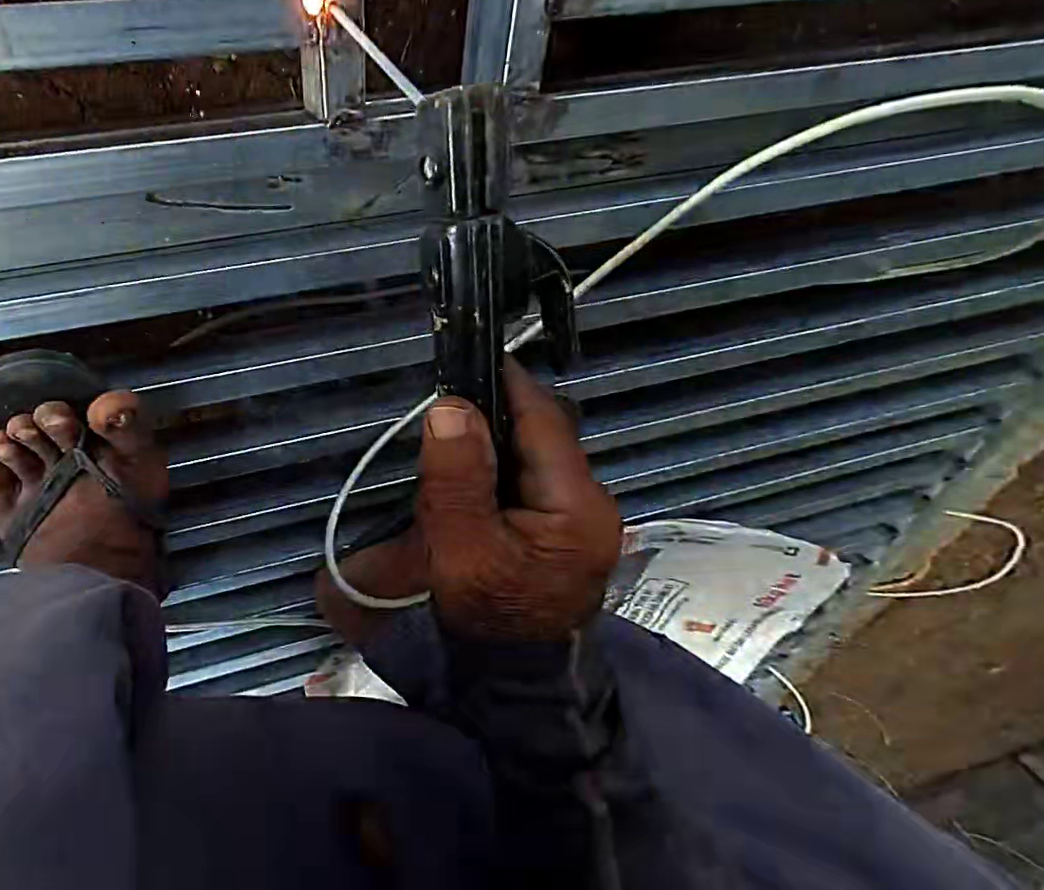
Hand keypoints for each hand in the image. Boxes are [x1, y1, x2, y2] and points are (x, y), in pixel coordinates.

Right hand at [417, 361, 621, 641]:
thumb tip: (451, 407)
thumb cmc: (486, 619)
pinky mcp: (567, 524)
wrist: (511, 684)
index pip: (544, 420)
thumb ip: (456, 478)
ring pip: (539, 449)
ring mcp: (583, 514)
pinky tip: (474, 475)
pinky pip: (535, 474)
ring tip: (456, 438)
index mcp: (577, 506)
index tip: (470, 358)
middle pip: (545, 430)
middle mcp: (592, 501)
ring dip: (498, 438)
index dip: (507, 385)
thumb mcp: (460, 551)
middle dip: (498, 412)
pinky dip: (503, 465)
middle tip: (450, 407)